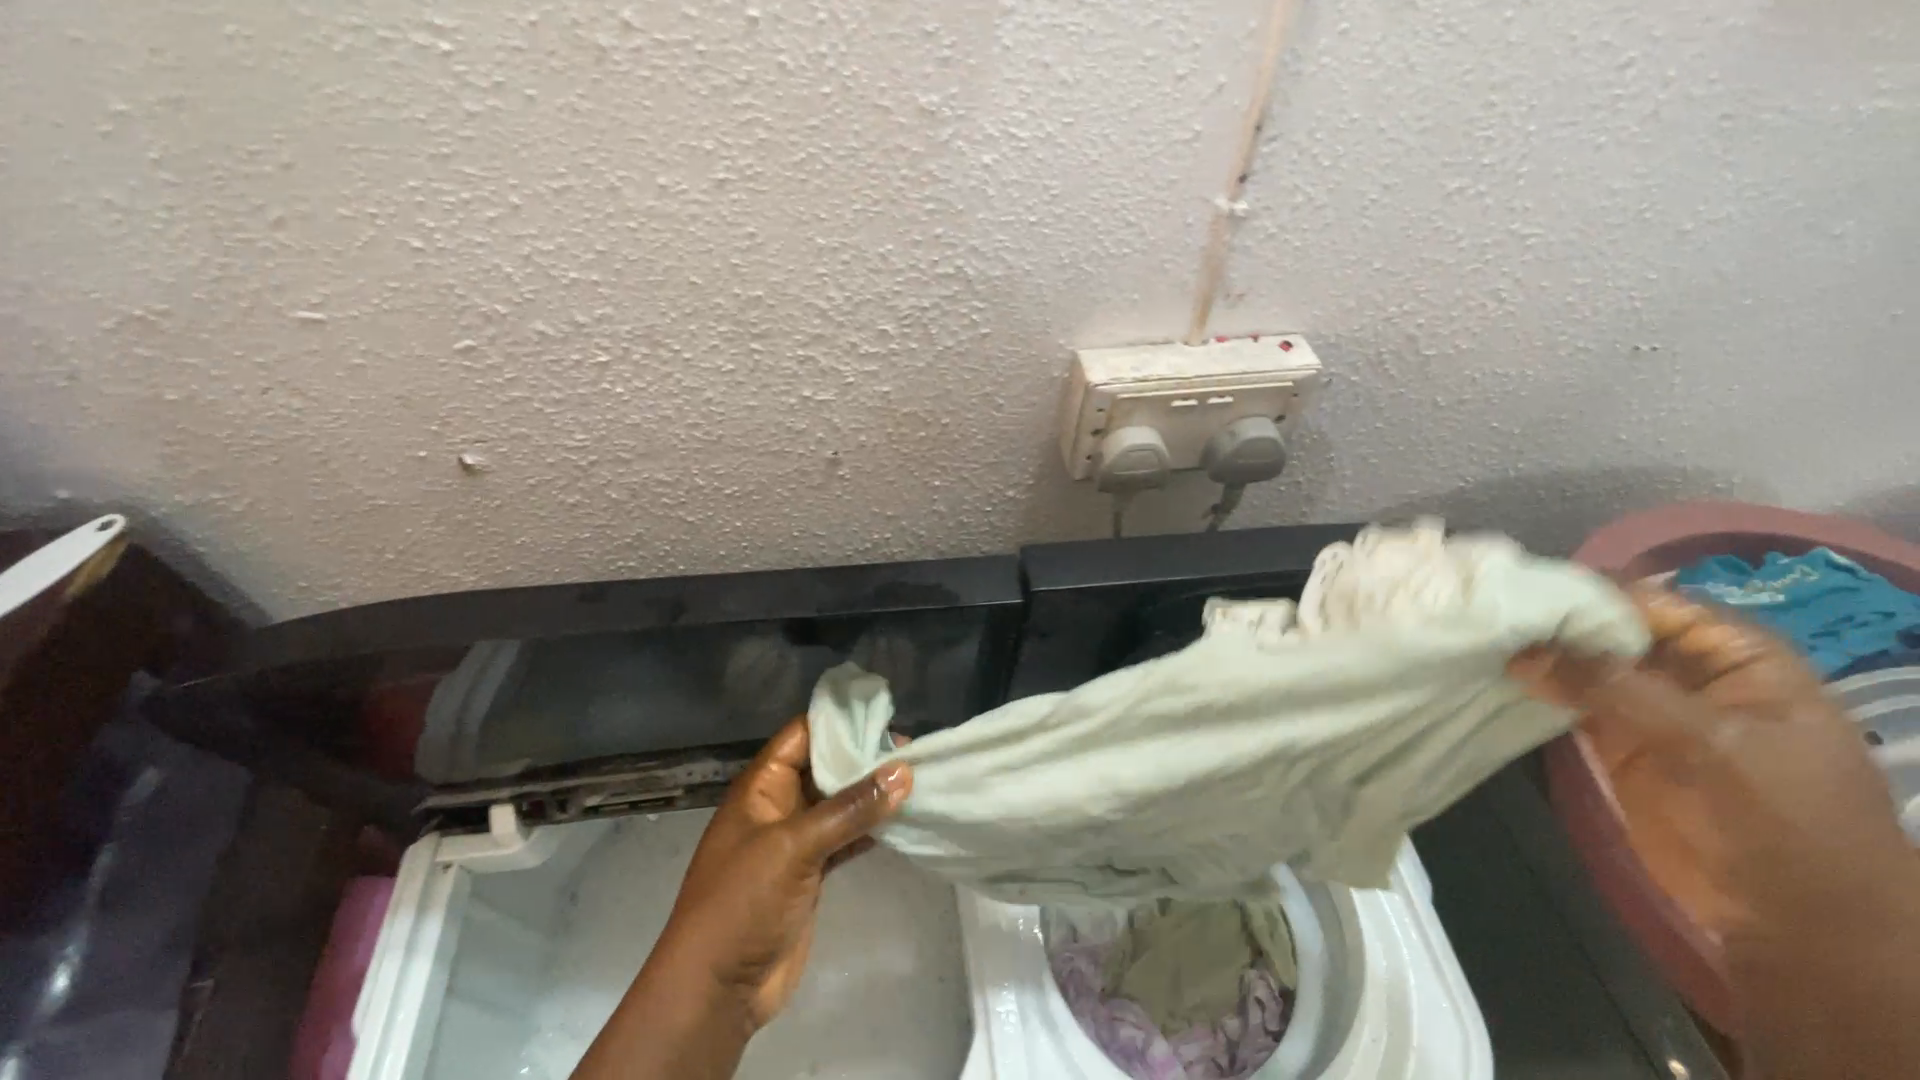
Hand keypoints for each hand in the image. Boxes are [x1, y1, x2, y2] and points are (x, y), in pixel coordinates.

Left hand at [655, 717, 911, 1027]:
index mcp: (760, 788)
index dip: (840, 721)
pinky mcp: (810, 874)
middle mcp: (778, 806)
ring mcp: (795, 842)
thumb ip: (849, 809)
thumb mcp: (793, 848)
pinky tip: (905, 822)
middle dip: (865, 757)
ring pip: (839, 805)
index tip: (887, 713)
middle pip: (824, 767)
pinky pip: (845, 839)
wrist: (717, 987)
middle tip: (915, 751)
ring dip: (873, 795)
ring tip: (919, 780)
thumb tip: (903, 772)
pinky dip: (872, 830)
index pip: (802, 735)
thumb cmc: (742, 903)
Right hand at [1509, 585, 1913, 935]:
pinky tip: (1496, 679)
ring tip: (1479, 641)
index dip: (1589, 595)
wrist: (1796, 921)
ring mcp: (1653, 712)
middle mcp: (1691, 674)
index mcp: (1737, 657)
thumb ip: (1615, 690)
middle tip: (1486, 617)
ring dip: (1541, 658)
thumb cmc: (1782, 819)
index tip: (1519, 592)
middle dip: (1554, 624)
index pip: (1652, 603)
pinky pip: (1572, 706)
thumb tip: (1522, 650)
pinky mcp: (1620, 747)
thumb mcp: (1711, 743)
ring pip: (1587, 667)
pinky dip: (1538, 693)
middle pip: (1613, 630)